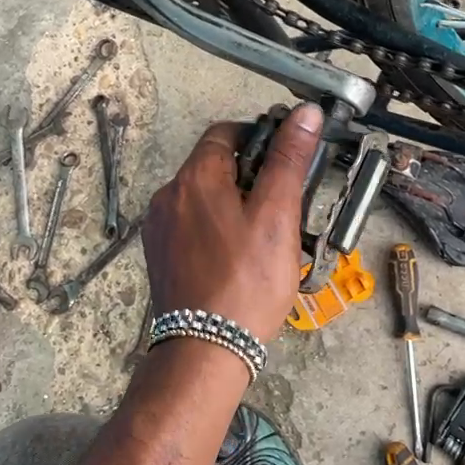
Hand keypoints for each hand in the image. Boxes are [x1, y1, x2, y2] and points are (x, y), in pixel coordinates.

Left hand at [141, 104, 322, 341]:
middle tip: (284, 203)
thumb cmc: (248, 282)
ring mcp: (159, 228)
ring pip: (203, 197)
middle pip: (213, 165)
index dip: (260, 138)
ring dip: (234, 203)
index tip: (287, 159)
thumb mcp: (277, 216)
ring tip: (266, 234)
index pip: (226, 133)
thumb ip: (289, 160)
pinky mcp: (159, 255)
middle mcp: (168, 195)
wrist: (205, 351)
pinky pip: (192, 225)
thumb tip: (305, 113)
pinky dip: (216, 227)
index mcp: (194, 177)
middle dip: (251, 175)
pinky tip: (239, 256)